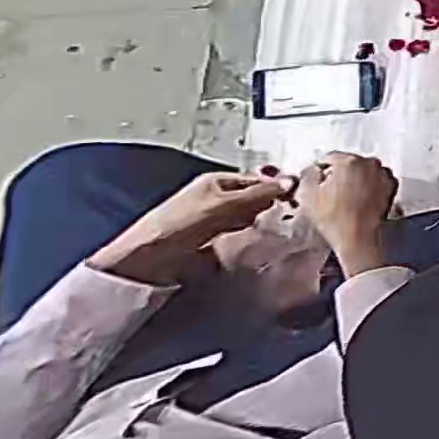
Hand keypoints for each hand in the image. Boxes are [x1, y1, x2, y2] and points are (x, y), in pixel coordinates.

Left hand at [89, 172, 290, 285]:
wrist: (144, 260)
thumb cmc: (180, 224)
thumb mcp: (224, 204)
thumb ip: (261, 192)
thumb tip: (294, 181)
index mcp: (217, 181)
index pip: (260, 179)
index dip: (275, 187)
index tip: (291, 197)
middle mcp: (217, 194)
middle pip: (257, 195)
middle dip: (267, 204)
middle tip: (274, 212)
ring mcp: (214, 214)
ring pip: (251, 212)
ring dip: (257, 218)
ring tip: (257, 226)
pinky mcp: (213, 233)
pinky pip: (241, 227)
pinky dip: (247, 230)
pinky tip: (247, 235)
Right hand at [295, 153, 398, 275]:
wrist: (360, 234)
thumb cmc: (333, 216)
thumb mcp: (307, 194)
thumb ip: (308, 175)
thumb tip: (313, 169)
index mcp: (350, 162)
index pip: (330, 157)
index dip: (319, 169)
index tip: (315, 179)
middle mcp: (372, 164)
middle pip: (349, 163)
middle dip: (339, 173)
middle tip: (328, 190)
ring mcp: (385, 174)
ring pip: (364, 171)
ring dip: (355, 179)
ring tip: (344, 197)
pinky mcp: (392, 186)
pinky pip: (376, 181)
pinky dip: (368, 186)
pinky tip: (358, 200)